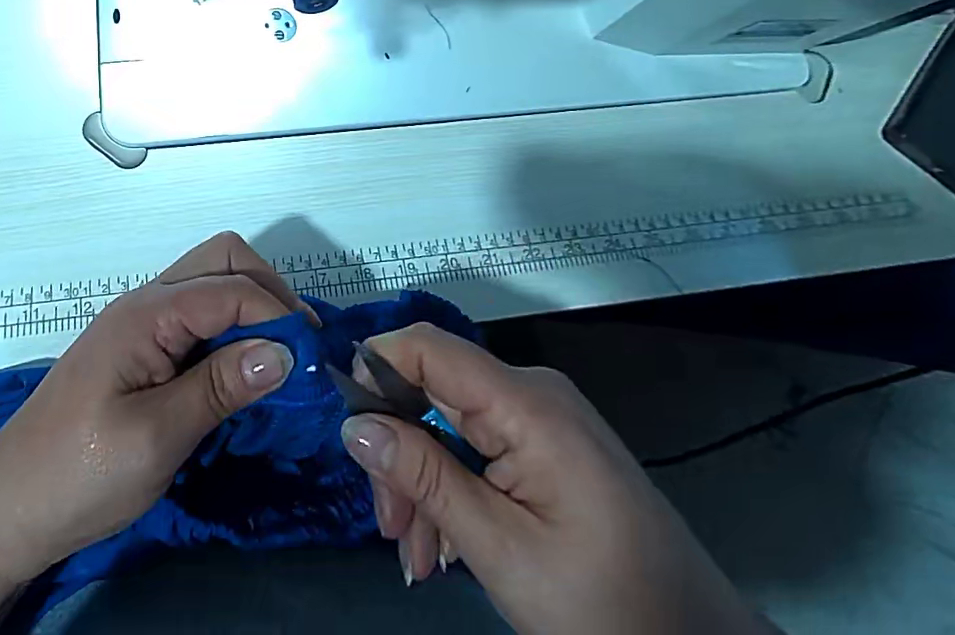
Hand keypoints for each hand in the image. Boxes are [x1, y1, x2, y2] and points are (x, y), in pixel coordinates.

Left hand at [0, 232, 311, 634]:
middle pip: (220, 260)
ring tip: (278, 360)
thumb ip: (220, 386)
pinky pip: (194, 315)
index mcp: (146, 314)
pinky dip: (227, 328)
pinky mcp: (138, 347)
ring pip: (208, 282)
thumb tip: (286, 351)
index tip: (316, 363)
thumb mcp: (157, 435)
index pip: (231, 288)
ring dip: (249, 308)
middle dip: (267, 292)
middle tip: (297, 351)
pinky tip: (240, 368)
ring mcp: (139, 322)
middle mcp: (144, 302)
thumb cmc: (80, 473)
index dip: (279, 316)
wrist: (12, 505)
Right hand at [339, 323, 770, 634]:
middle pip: (429, 389)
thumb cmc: (611, 608)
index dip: (374, 366)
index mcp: (528, 404)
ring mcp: (537, 418)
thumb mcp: (504, 551)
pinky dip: (446, 486)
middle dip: (396, 449)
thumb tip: (353, 426)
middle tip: (386, 523)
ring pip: (442, 422)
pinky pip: (470, 445)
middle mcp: (530, 394)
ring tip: (414, 553)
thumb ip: (425, 478)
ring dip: (417, 480)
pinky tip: (441, 544)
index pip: (427, 347)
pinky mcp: (541, 444)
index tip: (344, 425)